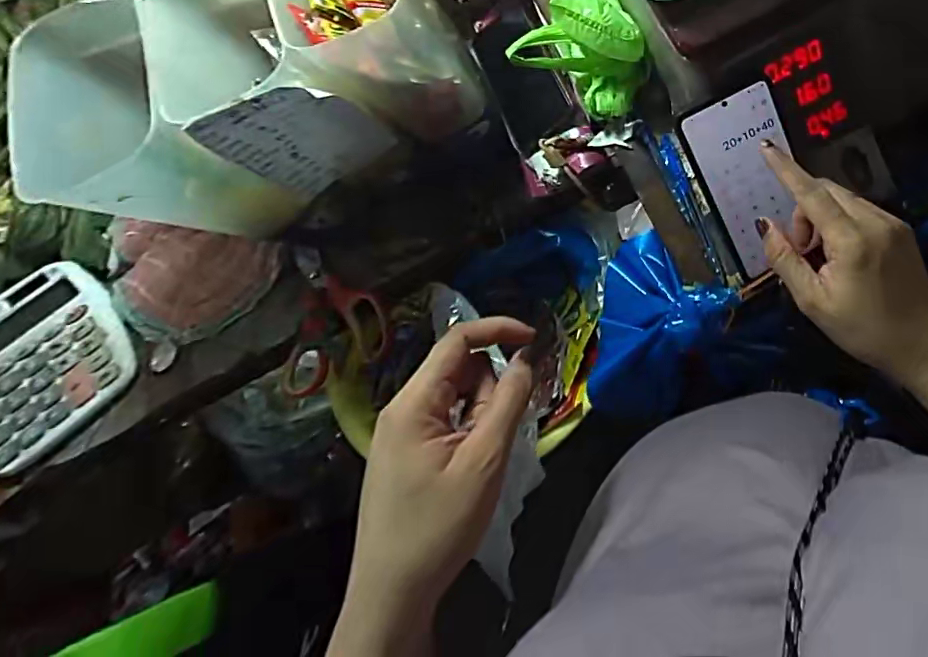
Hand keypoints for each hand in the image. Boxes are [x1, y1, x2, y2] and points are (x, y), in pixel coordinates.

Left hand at [332, 317, 535, 655]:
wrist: (391, 597)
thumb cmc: (438, 527)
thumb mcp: (484, 461)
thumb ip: (509, 401)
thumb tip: (527, 356)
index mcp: (413, 402)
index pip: (457, 340)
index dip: (498, 329)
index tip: (535, 339)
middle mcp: (402, 407)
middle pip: (460, 369)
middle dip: (490, 389)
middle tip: (497, 437)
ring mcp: (402, 431)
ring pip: (457, 396)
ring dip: (481, 414)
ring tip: (482, 461)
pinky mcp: (407, 451)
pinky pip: (447, 419)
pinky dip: (470, 430)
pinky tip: (471, 466)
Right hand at [758, 141, 927, 385]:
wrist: (924, 345)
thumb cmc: (864, 330)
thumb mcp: (814, 302)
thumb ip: (785, 260)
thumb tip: (766, 225)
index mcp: (851, 240)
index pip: (811, 193)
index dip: (786, 169)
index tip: (766, 148)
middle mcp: (874, 221)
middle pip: (825, 191)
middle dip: (803, 212)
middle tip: (802, 251)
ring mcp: (891, 222)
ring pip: (842, 199)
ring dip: (821, 216)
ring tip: (823, 257)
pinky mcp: (900, 228)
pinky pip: (859, 209)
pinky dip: (841, 221)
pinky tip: (844, 254)